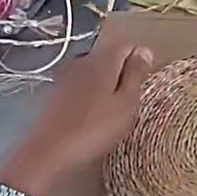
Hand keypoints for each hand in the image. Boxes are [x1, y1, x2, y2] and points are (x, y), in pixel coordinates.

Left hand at [0, 41, 154, 195]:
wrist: (50, 150)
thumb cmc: (95, 128)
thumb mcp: (126, 103)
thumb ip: (135, 74)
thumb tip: (144, 50)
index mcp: (102, 60)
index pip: (126, 45)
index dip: (140, 58)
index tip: (147, 80)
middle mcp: (82, 60)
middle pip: (109, 56)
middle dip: (123, 71)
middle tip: (132, 99)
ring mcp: (66, 75)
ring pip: (94, 70)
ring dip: (107, 83)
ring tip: (114, 108)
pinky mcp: (56, 91)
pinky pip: (82, 84)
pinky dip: (92, 93)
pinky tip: (94, 113)